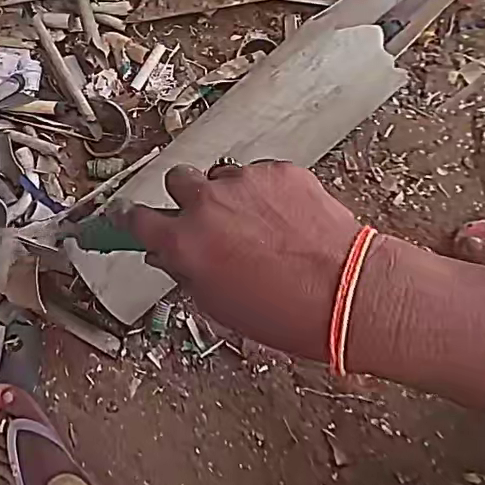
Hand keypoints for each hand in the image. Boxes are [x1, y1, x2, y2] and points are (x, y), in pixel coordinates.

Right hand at [116, 161, 366, 359]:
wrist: (355, 296)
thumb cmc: (287, 314)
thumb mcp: (220, 306)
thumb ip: (185, 273)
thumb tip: (168, 256)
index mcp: (183, 241)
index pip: (135, 217)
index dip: (130, 217)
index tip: (128, 216)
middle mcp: (204, 205)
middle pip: (176, 180)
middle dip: (187, 196)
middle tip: (208, 217)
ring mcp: (241, 182)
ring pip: (219, 175)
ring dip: (229, 193)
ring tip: (259, 222)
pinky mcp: (277, 170)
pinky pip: (259, 173)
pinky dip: (266, 191)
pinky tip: (287, 218)